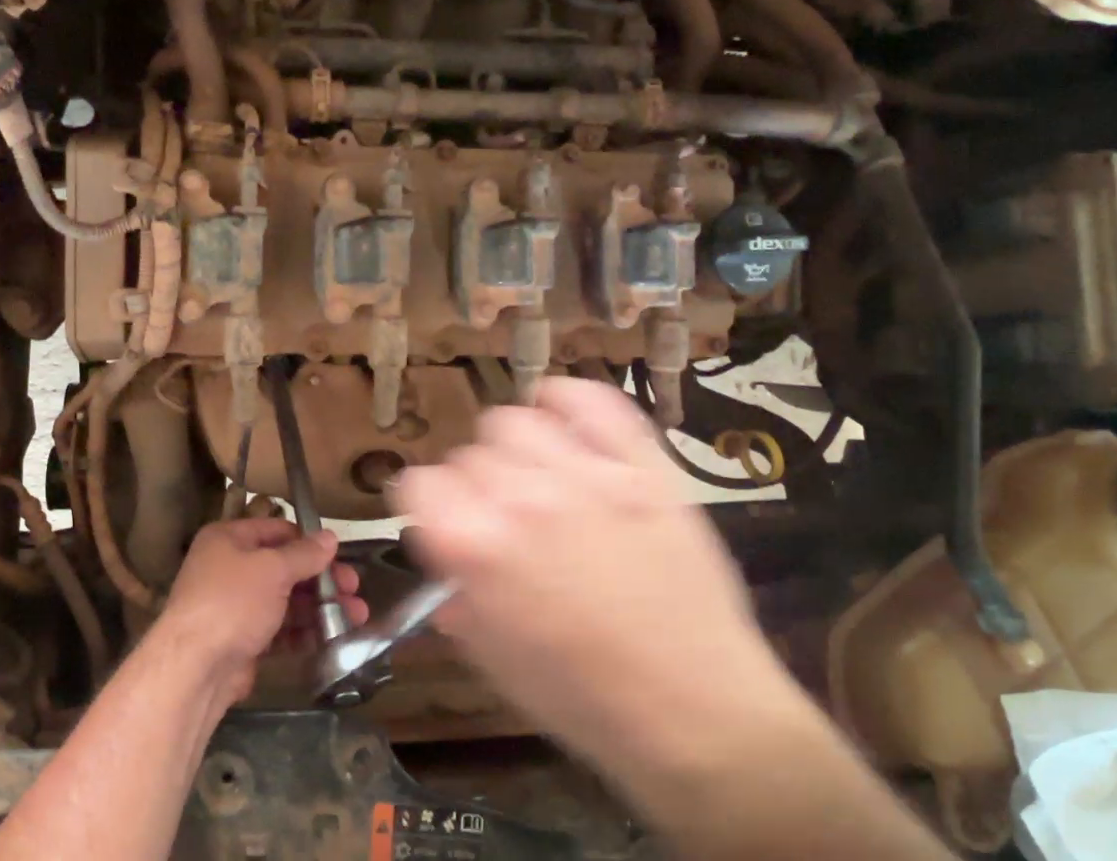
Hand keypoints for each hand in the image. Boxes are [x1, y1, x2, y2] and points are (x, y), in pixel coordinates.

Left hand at [153, 519, 368, 703]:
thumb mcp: (272, 570)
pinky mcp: (243, 640)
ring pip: (285, 601)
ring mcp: (235, 607)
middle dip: (321, 579)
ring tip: (356, 616)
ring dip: (319, 608)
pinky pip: (279, 630)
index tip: (341, 555)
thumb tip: (330, 536)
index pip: (275, 530)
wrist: (196, 666)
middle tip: (355, 589)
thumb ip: (304, 554)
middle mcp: (229, 568)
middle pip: (284, 568)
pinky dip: (304, 632)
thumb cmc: (233, 602)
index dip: (308, 541)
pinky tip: (333, 638)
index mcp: (228, 540)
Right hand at [394, 378, 805, 778]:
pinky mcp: (644, 470)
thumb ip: (457, 596)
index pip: (418, 484)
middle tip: (496, 516)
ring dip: (513, 449)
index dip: (424, 504)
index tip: (439, 520)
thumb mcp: (492, 657)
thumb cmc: (583, 699)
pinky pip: (593, 402)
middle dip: (471, 485)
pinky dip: (568, 401)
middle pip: (468, 454)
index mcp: (475, 547)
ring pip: (517, 420)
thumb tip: (447, 562)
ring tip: (532, 477)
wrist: (698, 714)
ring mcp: (587, 477)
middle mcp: (522, 499)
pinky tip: (563, 424)